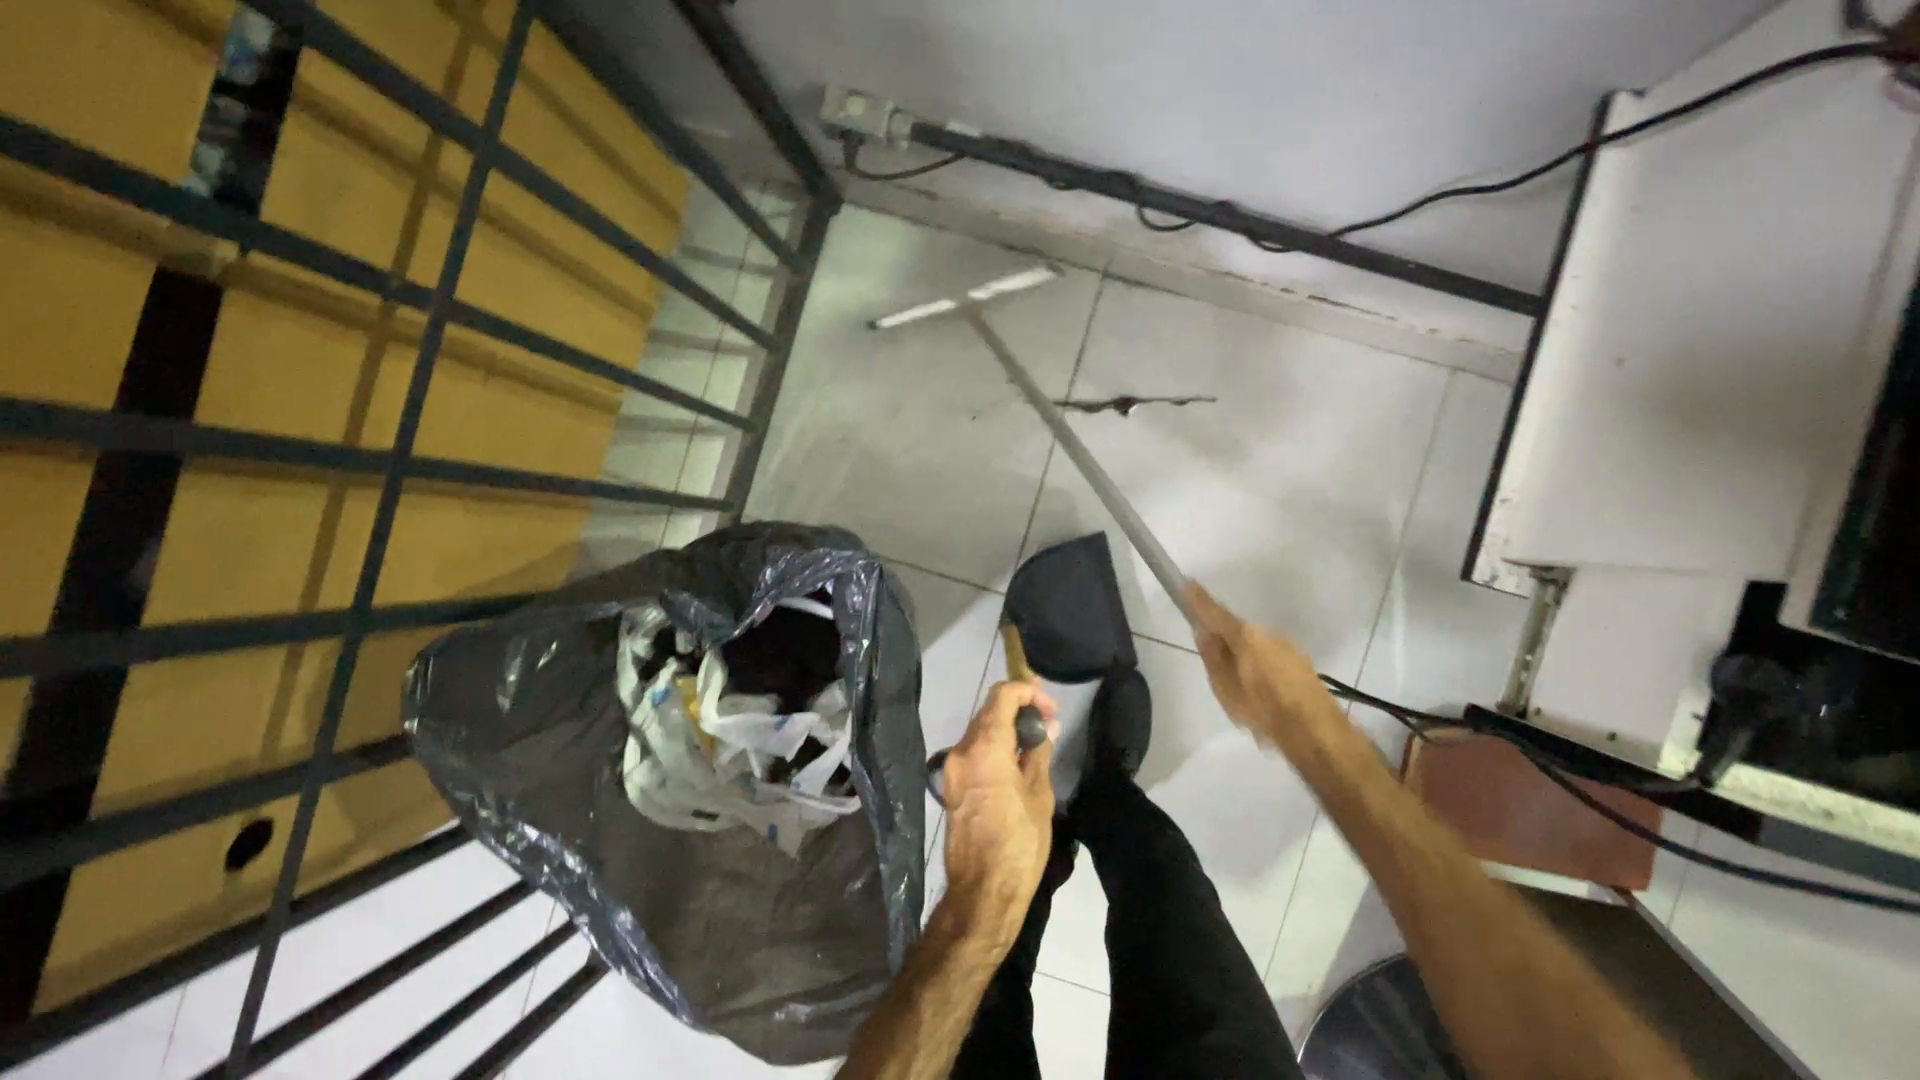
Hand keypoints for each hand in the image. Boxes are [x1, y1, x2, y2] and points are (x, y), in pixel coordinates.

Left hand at [940, 681, 1057, 950]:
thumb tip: (1046, 728)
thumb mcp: (1039, 795)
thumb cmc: (1018, 843)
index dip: (1029, 692)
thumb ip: (1039, 753)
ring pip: (981, 733)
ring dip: (1007, 730)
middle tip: (1048, 725)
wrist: (983, 892)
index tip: (1050, 709)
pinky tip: (1017, 765)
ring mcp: (952, 770)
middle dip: (1019, 710)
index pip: (1002, 696)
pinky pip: (974, 754)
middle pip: (989, 712)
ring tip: (1037, 746)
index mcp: (983, 748)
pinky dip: (995, 749)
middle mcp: (961, 752)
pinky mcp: (952, 787)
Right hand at [1186, 583, 1345, 755]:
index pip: (1216, 613)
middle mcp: (1268, 634)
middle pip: (1237, 631)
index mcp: (1246, 637)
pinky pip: (1270, 658)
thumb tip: (1204, 632)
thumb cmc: (1263, 710)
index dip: (1199, 600)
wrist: (1316, 731)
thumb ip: (1213, 657)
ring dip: (1244, 657)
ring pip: (1255, 645)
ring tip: (1241, 690)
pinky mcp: (1301, 662)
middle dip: (1223, 640)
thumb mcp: (1225, 688)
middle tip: (1214, 665)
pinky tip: (1262, 694)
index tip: (1187, 584)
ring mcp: (1288, 647)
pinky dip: (1261, 668)